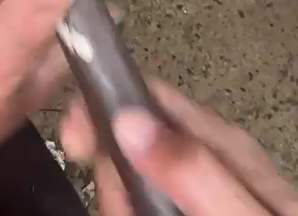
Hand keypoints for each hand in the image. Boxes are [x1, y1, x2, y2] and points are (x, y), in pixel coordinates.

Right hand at [61, 78, 297, 215]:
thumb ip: (195, 172)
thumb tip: (126, 116)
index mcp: (224, 144)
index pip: (147, 93)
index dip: (101, 107)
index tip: (74, 145)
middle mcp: (205, 160)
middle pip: (128, 139)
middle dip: (112, 177)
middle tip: (117, 213)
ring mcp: (195, 194)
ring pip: (128, 179)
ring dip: (119, 204)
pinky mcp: (184, 209)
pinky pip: (138, 204)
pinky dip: (126, 213)